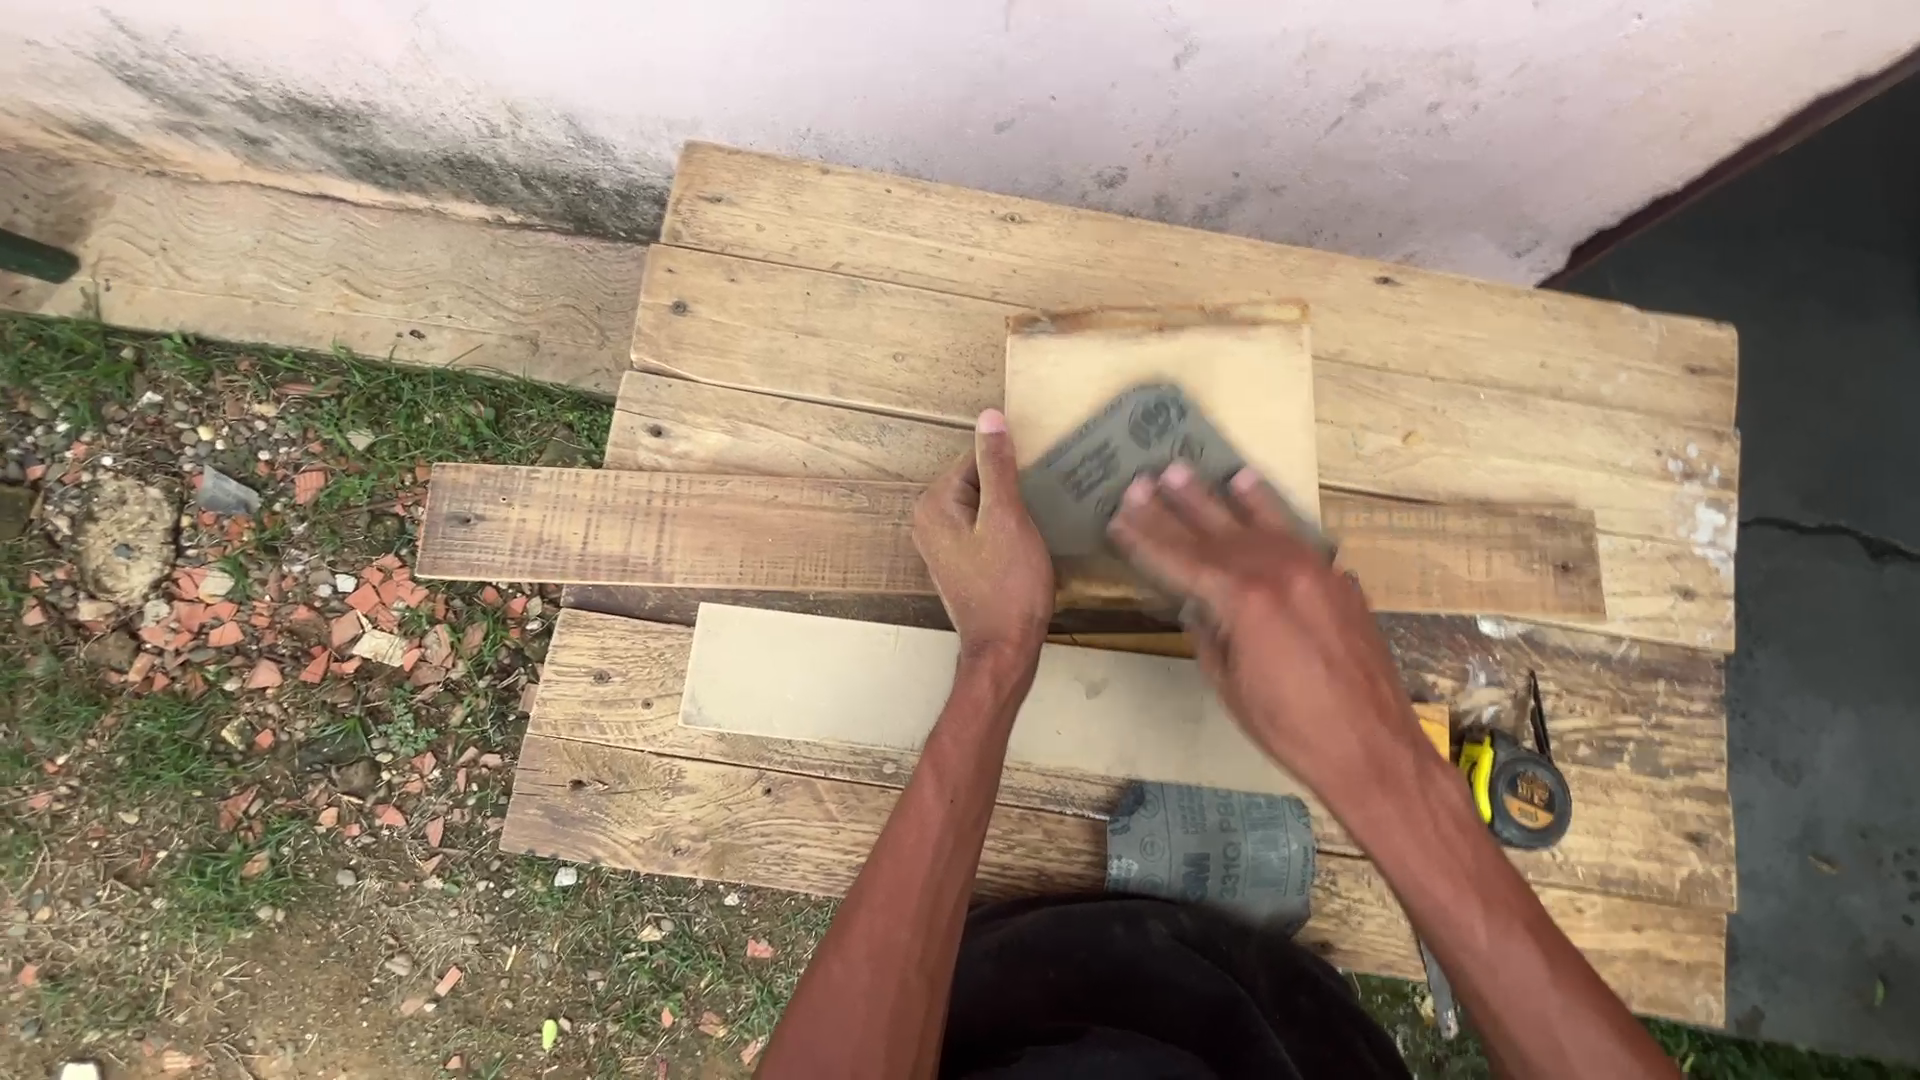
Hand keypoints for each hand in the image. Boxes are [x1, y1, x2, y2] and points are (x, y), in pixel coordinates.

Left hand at [913, 409, 1054, 669]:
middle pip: (977, 481)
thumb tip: (989, 417)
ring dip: (1011, 508)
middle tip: (1042, 501)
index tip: (1038, 478)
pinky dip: (1005, 528)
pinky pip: (982, 528)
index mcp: (934, 505)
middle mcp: (928, 521)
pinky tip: (1026, 541)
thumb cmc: (1008, 586)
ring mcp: (941, 544)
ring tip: (1038, 520)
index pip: (974, 458)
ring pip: (982, 505)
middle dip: (1010, 487)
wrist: (1004, 647)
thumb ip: (997, 466)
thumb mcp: (1007, 518)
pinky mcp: (958, 561)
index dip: (1010, 465)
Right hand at [1105, 463, 1423, 800]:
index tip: (1117, 516)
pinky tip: (1250, 490)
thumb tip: (1196, 603)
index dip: (1144, 539)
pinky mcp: (1336, 578)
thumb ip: (1208, 632)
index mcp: (1243, 601)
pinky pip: (1292, 534)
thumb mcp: (1229, 683)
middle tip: (1142, 480)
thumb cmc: (1290, 728)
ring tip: (1187, 470)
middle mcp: (1277, 572)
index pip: (1179, 560)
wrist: (1373, 748)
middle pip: (1212, 532)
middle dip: (1172, 506)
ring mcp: (1313, 570)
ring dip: (1217, 495)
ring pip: (1254, 521)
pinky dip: (1268, 510)